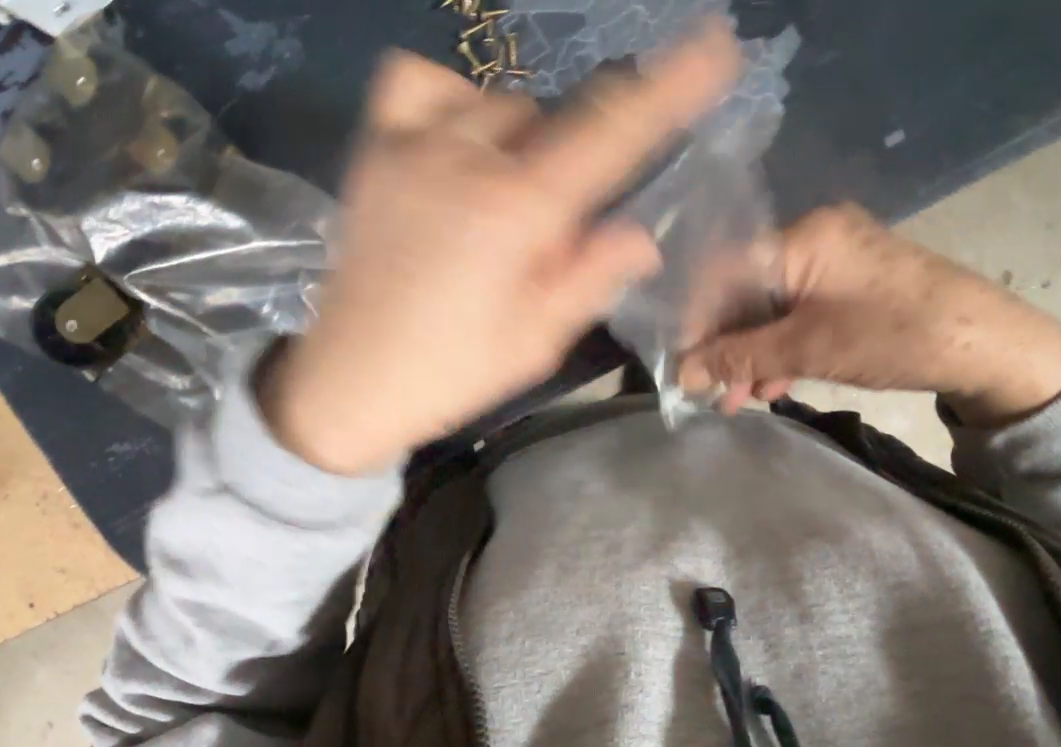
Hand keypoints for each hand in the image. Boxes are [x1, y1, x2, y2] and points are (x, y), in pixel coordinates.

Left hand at [259, 23, 742, 473]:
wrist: (346, 386)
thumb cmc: (448, 375)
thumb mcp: (535, 340)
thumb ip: (591, 276)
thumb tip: (639, 232)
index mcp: (517, 212)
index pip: (611, 132)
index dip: (669, 86)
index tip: (714, 47)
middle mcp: (467, 160)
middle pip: (553, 119)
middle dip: (569, 164)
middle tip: (548, 231)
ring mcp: (412, 148)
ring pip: (496, 105)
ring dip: (517, 142)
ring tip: (499, 199)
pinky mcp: (372, 154)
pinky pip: (417, 84)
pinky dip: (449, 102)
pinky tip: (454, 145)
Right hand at [679, 204, 1060, 426]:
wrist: (988, 344)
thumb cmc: (893, 335)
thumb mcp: (806, 349)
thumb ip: (739, 358)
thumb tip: (682, 373)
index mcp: (803, 236)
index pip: (724, 273)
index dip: (697, 322)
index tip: (681, 366)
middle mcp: (815, 238)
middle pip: (746, 292)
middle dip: (725, 346)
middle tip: (708, 392)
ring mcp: (837, 262)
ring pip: (772, 309)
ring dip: (751, 355)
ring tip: (737, 401)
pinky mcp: (852, 287)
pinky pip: (800, 314)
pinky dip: (782, 349)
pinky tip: (770, 385)